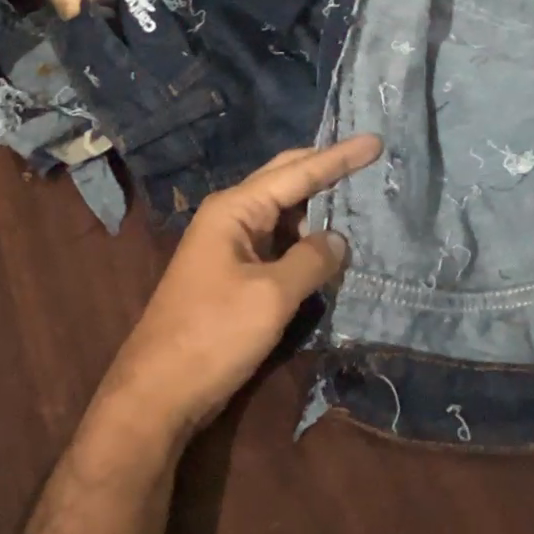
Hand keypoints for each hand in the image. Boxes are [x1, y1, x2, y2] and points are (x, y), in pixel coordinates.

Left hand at [89, 135, 383, 444]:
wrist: (159, 392)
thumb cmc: (213, 335)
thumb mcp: (271, 296)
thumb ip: (311, 260)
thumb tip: (339, 240)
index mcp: (235, 209)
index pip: (297, 172)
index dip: (339, 157)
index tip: (375, 141)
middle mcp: (230, 217)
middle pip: (286, 181)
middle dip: (326, 170)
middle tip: (369, 159)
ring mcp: (230, 246)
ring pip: (283, 214)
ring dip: (318, 208)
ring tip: (361, 199)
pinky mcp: (234, 275)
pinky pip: (278, 244)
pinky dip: (305, 241)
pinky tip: (331, 247)